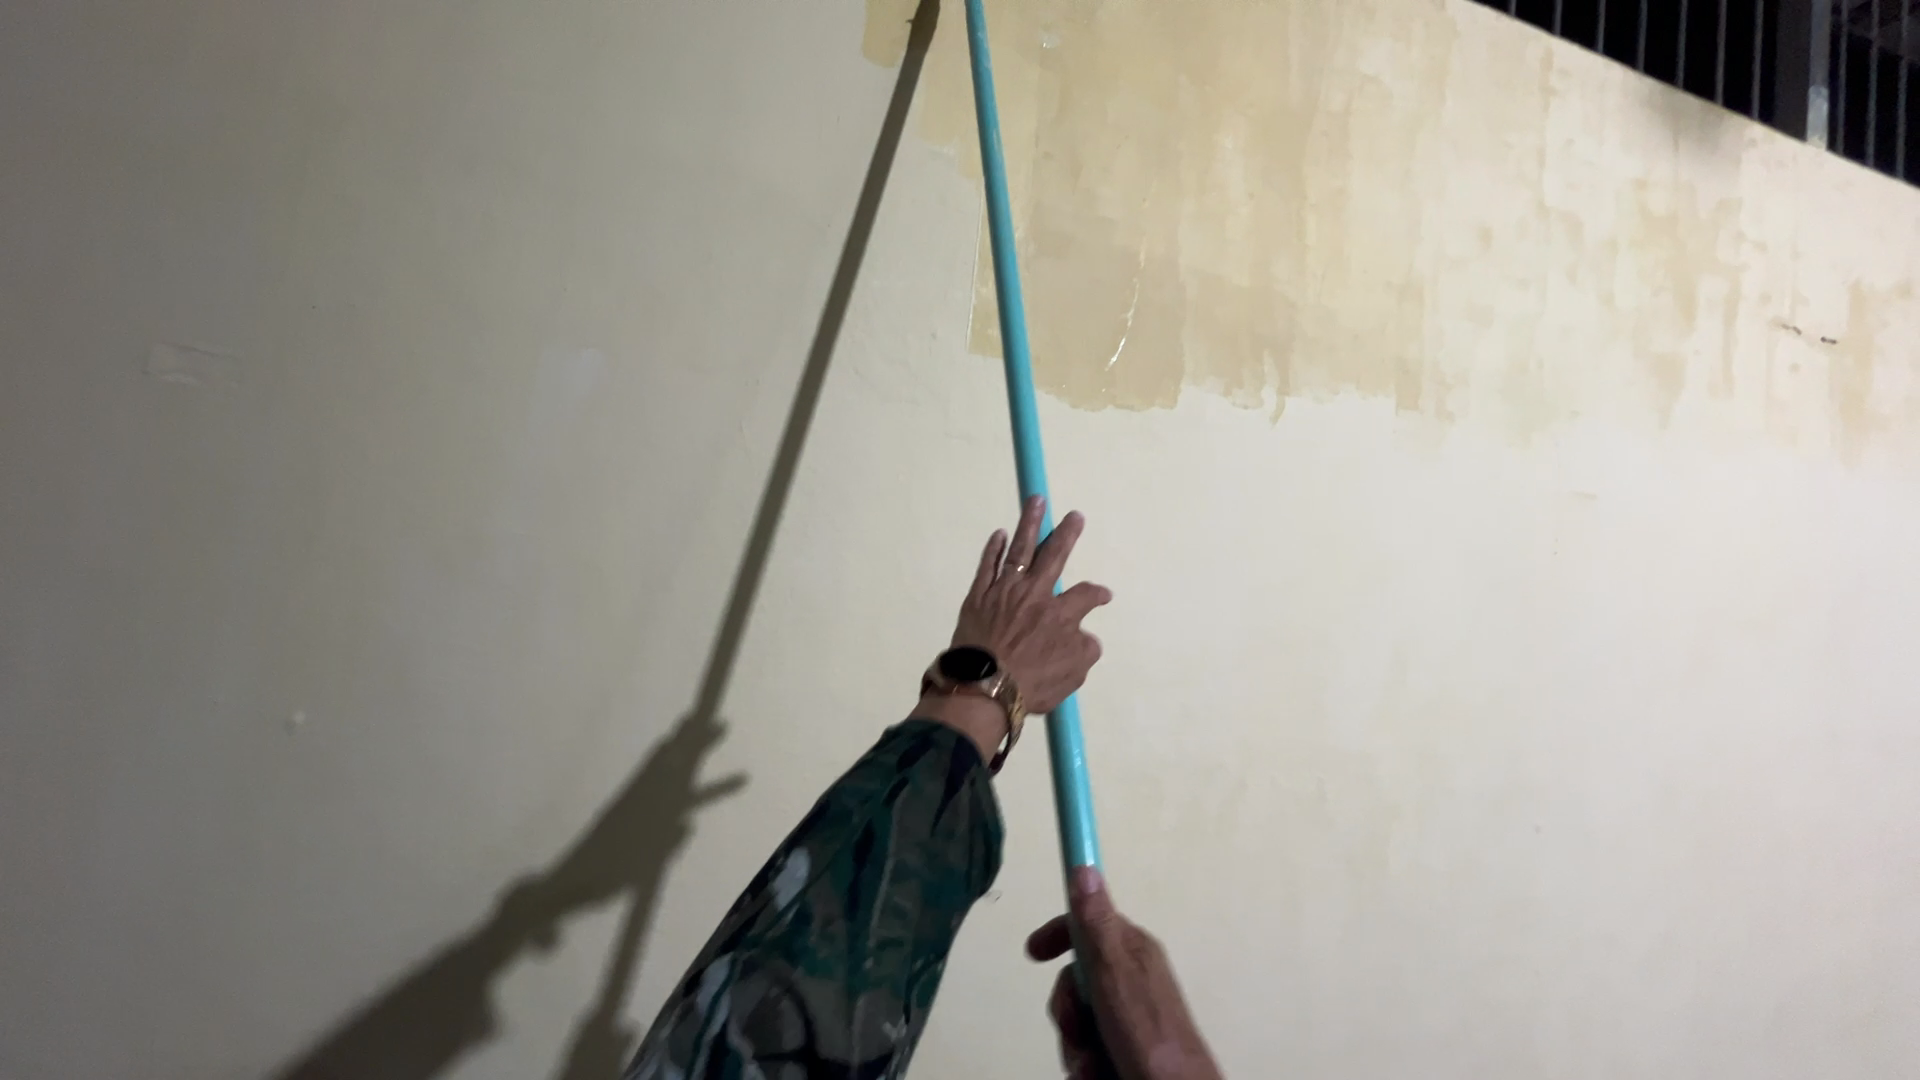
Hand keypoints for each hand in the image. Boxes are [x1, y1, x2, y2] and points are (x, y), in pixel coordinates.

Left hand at [952, 496, 1110, 714]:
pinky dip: (993, 549)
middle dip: (1067, 534)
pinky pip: (987, 566)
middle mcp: (1034, 595)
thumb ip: (1085, 651)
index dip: (1098, 594)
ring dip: (1029, 525)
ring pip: (1019, 550)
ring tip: (1036, 501)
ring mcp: (1003, 591)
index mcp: (1060, 614)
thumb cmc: (1031, 685)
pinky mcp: (977, 596)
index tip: (1103, 596)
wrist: (983, 689)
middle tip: (1074, 516)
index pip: (1086, 595)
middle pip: (1054, 556)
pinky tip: (1000, 534)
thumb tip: (1086, 635)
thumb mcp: (1073, 675)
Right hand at [1027, 868, 1222, 1079]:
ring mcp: (1131, 1017)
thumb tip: (1084, 866)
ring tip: (1093, 1070)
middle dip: (1067, 1011)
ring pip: (1080, 1020)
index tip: (1033, 954)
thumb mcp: (1114, 975)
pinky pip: (1091, 1050)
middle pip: (1076, 979)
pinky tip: (1098, 1077)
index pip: (1086, 922)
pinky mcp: (1129, 1050)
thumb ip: (1095, 924)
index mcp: (1133, 951)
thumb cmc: (1147, 1037)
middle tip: (1076, 1032)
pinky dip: (1088, 1067)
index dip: (1057, 934)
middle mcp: (1132, 978)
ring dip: (1076, 1048)